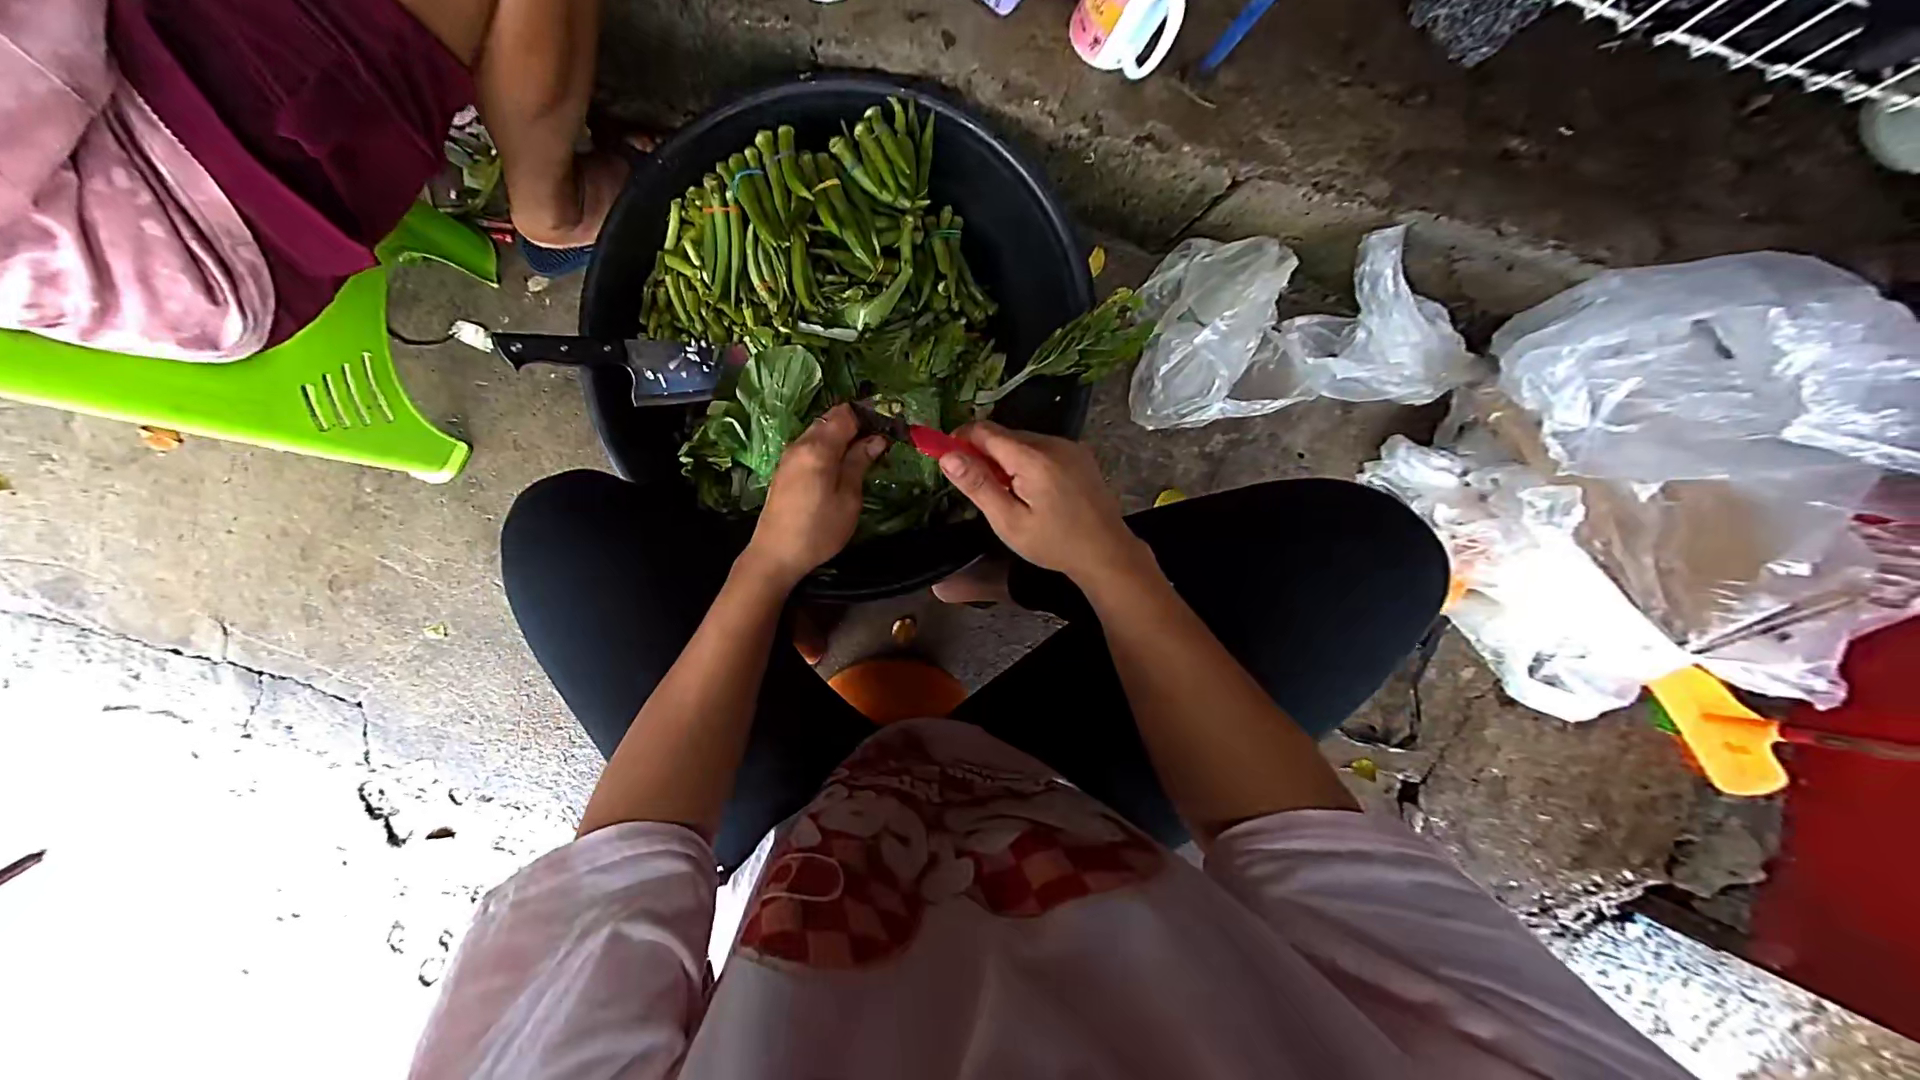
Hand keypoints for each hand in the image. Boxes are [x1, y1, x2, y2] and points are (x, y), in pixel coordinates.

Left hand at [741, 405, 886, 587]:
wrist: (776, 554)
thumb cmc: (819, 530)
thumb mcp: (848, 498)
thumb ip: (859, 463)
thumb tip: (876, 439)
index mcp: (818, 448)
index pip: (845, 414)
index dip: (867, 415)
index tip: (888, 426)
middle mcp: (800, 444)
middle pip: (830, 420)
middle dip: (856, 425)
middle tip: (879, 442)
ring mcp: (789, 456)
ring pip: (820, 432)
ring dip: (842, 437)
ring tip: (864, 455)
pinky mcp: (785, 469)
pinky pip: (810, 446)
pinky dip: (829, 448)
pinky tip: (841, 466)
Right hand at [942, 421, 1150, 587]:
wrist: (1107, 552)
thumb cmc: (1054, 544)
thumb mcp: (1009, 522)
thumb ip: (978, 486)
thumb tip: (947, 456)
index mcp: (1034, 458)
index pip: (984, 431)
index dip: (959, 439)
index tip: (946, 458)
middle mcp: (1053, 443)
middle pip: (1003, 435)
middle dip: (983, 454)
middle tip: (978, 488)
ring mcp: (1069, 446)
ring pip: (1022, 441)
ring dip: (1004, 459)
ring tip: (1007, 495)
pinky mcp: (1078, 454)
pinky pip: (1041, 448)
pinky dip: (1026, 462)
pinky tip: (1030, 491)